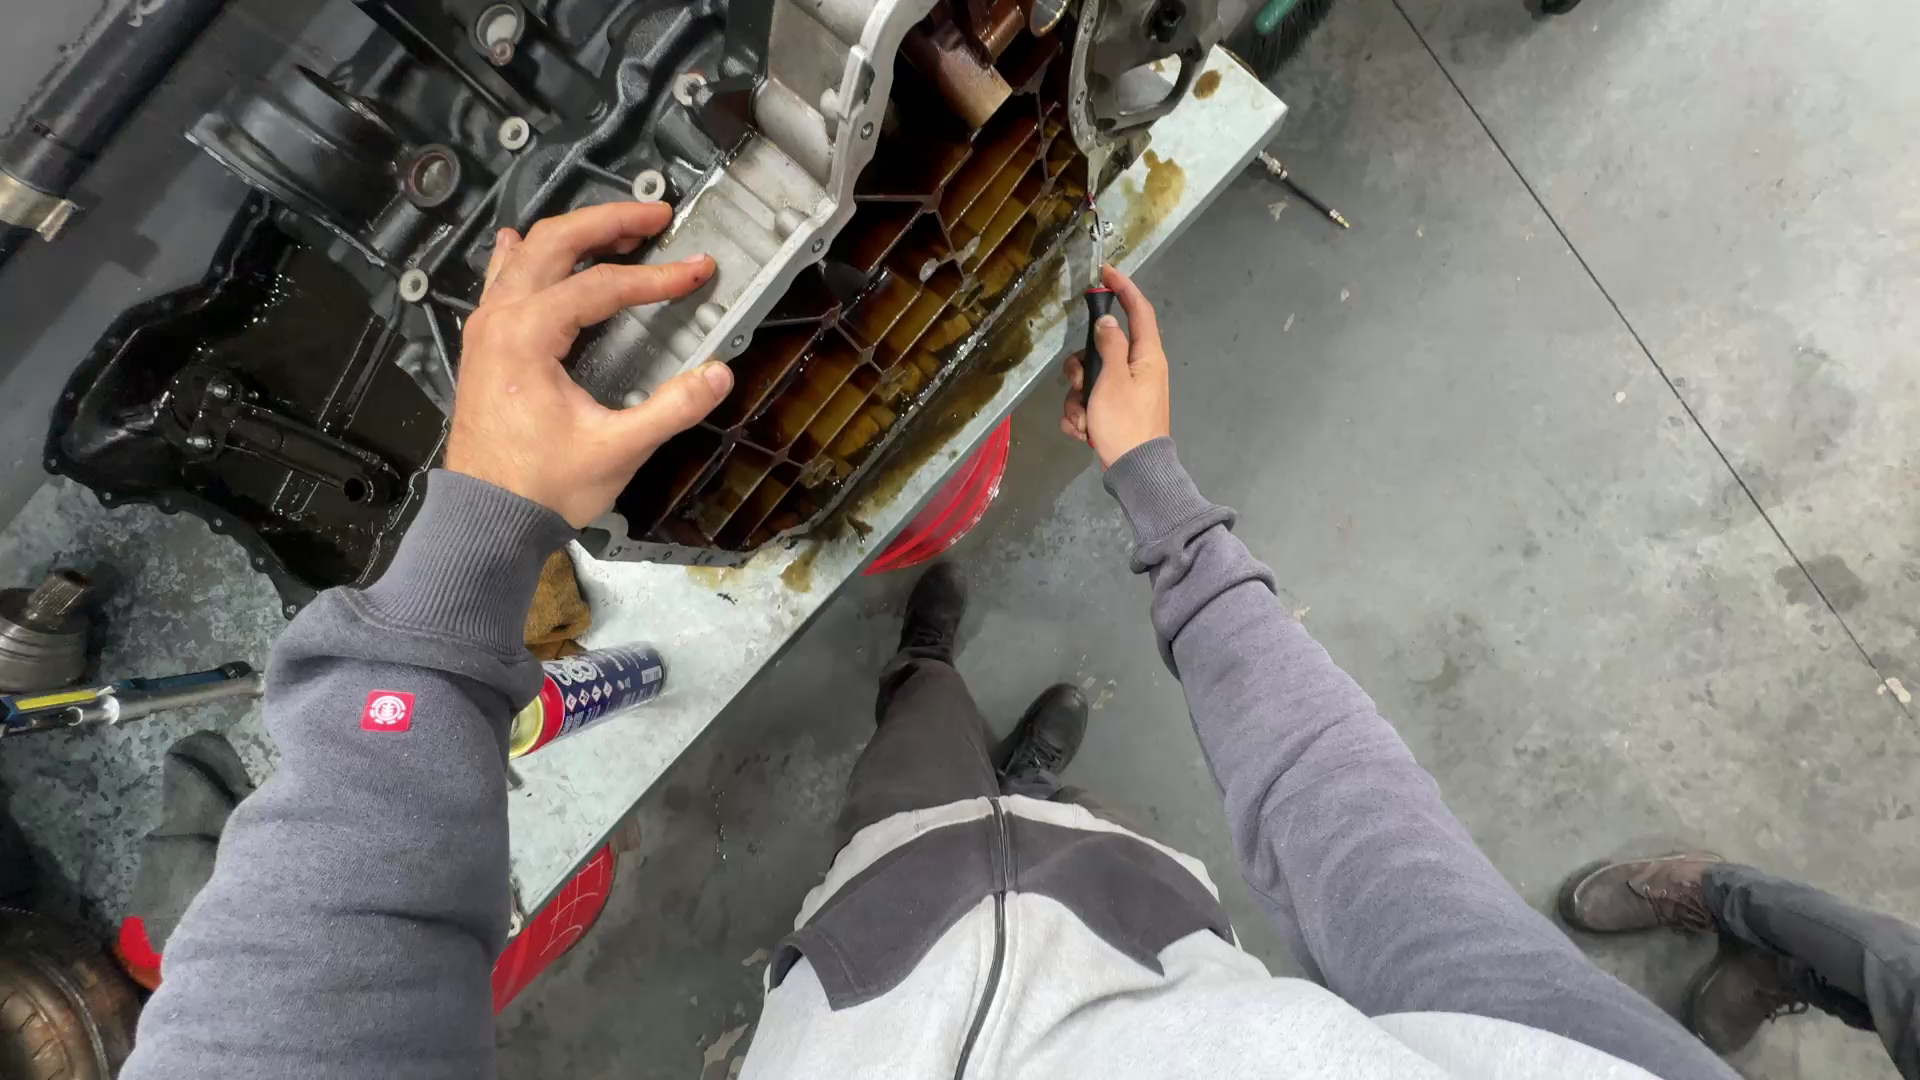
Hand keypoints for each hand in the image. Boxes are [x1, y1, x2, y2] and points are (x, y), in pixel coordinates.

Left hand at [444, 202, 733, 526]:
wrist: (488, 517)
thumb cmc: (547, 484)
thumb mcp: (620, 448)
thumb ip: (673, 408)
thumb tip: (719, 374)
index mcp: (529, 334)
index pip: (603, 286)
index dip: (658, 278)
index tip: (698, 271)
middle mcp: (501, 319)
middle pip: (557, 244)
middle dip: (611, 222)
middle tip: (658, 215)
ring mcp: (487, 329)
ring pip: (529, 255)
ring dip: (576, 234)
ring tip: (619, 228)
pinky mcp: (488, 345)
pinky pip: (505, 280)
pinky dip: (528, 256)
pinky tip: (530, 246)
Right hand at [1060, 265, 1170, 467]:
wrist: (1135, 470)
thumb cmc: (1125, 423)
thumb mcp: (1112, 380)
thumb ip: (1109, 346)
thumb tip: (1108, 322)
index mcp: (1147, 357)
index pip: (1139, 311)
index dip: (1124, 289)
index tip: (1106, 273)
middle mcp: (1139, 370)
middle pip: (1101, 350)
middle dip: (1081, 369)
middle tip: (1079, 385)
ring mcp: (1126, 393)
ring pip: (1090, 381)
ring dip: (1077, 401)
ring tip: (1083, 421)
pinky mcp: (1115, 413)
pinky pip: (1090, 404)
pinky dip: (1082, 417)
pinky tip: (1084, 431)